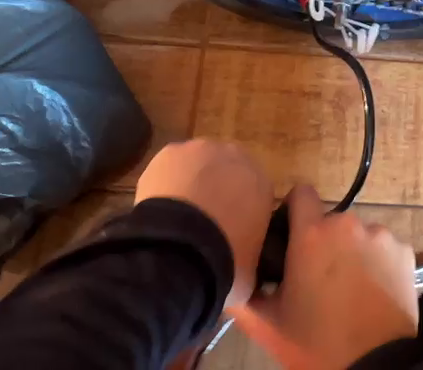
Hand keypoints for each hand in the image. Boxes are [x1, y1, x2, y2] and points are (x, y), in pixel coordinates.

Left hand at [134, 139, 274, 305]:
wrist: (179, 254)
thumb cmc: (224, 265)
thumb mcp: (252, 272)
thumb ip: (253, 259)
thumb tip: (246, 266)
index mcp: (262, 182)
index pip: (254, 192)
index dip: (239, 212)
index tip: (227, 234)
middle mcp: (236, 156)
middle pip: (226, 172)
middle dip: (216, 192)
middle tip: (201, 226)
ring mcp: (201, 149)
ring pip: (198, 166)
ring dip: (192, 186)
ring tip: (176, 220)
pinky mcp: (170, 152)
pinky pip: (171, 167)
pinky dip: (166, 183)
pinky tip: (159, 210)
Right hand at [229, 185, 417, 369]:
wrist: (374, 369)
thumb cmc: (317, 346)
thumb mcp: (269, 326)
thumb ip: (245, 294)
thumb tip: (233, 275)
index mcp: (311, 234)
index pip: (300, 193)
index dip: (293, 211)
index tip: (290, 236)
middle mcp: (347, 223)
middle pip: (329, 221)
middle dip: (322, 243)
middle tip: (317, 279)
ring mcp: (380, 234)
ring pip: (357, 235)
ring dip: (351, 253)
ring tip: (348, 290)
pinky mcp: (405, 250)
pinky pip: (384, 248)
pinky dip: (378, 264)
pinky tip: (373, 293)